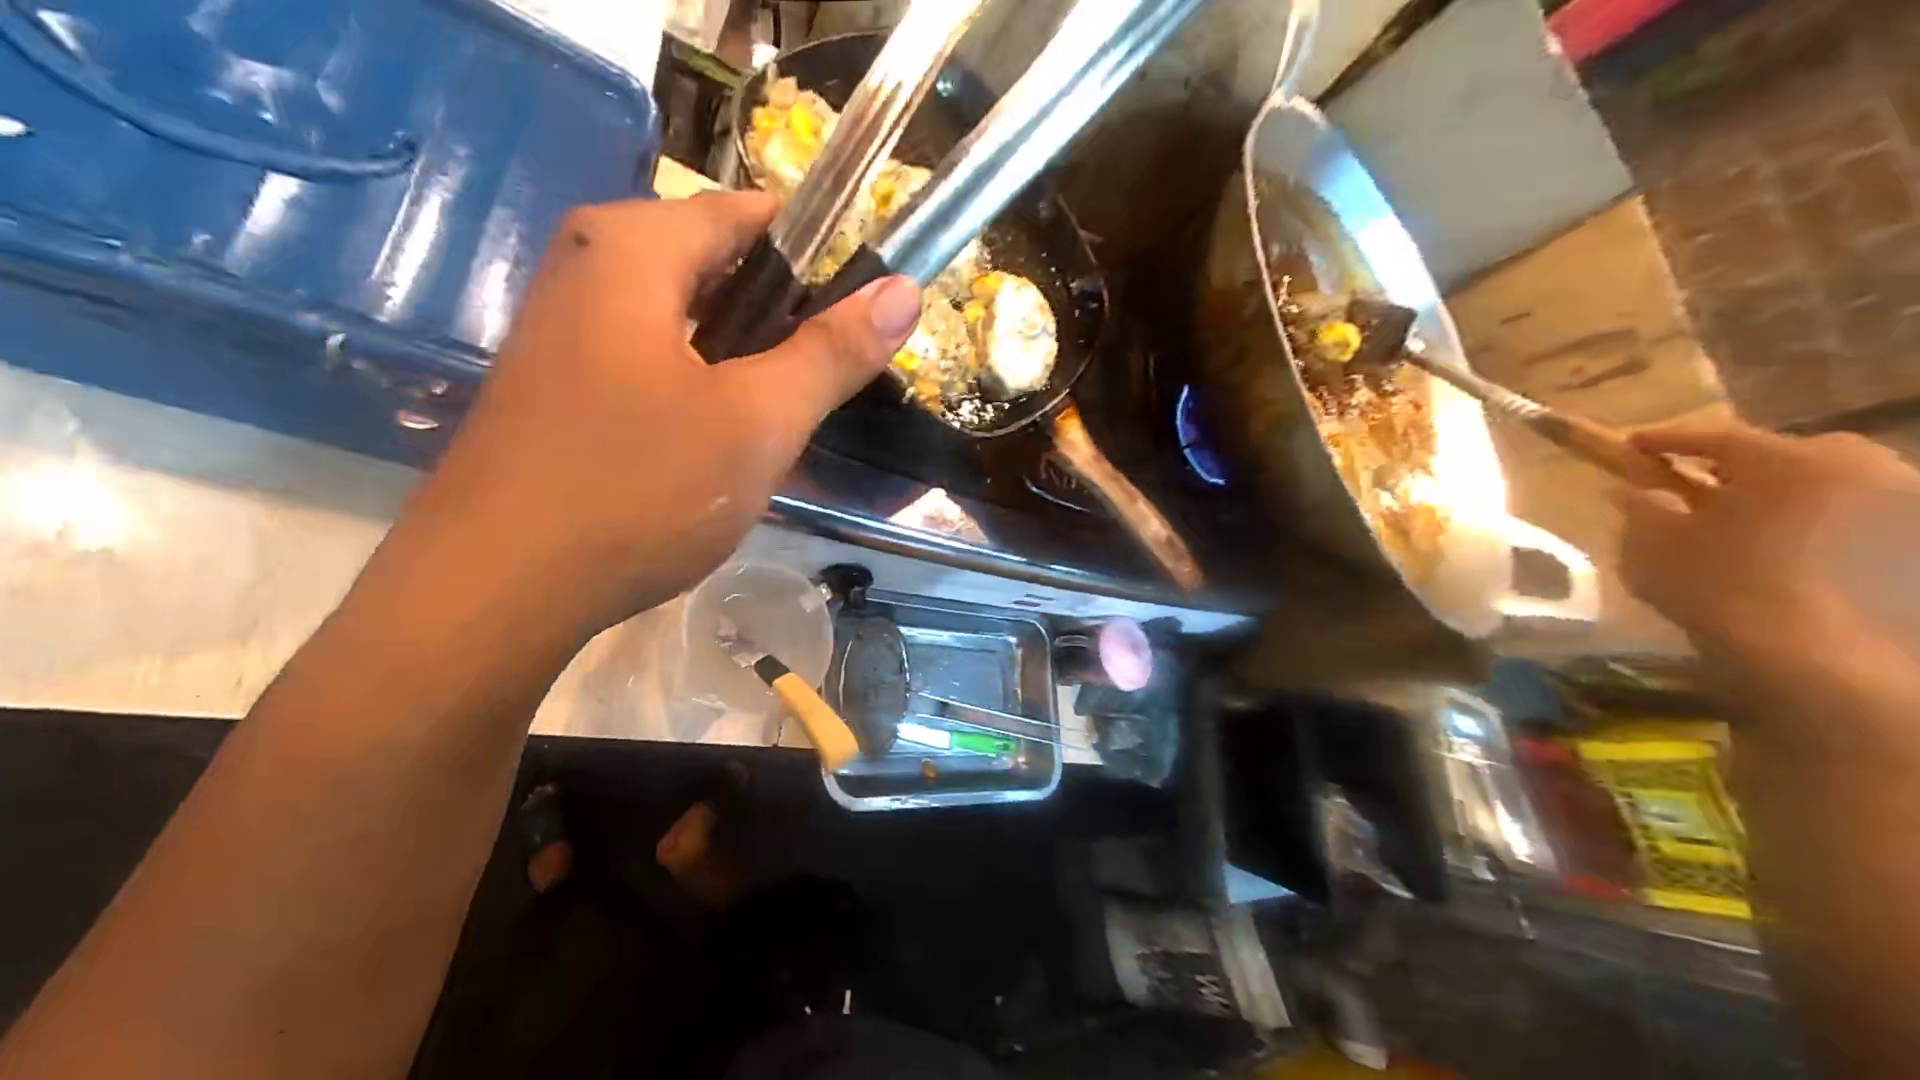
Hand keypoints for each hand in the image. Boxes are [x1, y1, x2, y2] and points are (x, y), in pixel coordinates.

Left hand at [383, 192, 922, 640]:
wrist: (494, 592)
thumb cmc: (637, 489)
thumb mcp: (758, 421)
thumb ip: (833, 352)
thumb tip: (904, 290)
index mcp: (631, 246)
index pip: (752, 216)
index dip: (818, 260)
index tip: (861, 320)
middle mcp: (588, 266)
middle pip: (719, 269)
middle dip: (781, 323)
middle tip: (822, 388)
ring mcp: (565, 328)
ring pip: (688, 323)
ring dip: (744, 364)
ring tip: (780, 423)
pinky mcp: (559, 385)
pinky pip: (653, 362)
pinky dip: (700, 388)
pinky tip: (720, 446)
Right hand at [1617, 422, 1919, 660]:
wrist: (1815, 661)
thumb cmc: (1721, 588)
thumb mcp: (1654, 547)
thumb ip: (1640, 511)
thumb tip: (1632, 491)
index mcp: (1785, 459)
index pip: (1715, 436)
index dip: (1668, 439)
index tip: (1633, 444)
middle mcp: (1855, 467)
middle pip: (1784, 455)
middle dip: (1740, 467)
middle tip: (1700, 485)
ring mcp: (1899, 505)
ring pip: (1828, 485)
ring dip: (1784, 496)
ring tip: (1748, 521)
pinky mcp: (1909, 546)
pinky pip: (1856, 518)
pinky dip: (1819, 525)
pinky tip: (1790, 551)